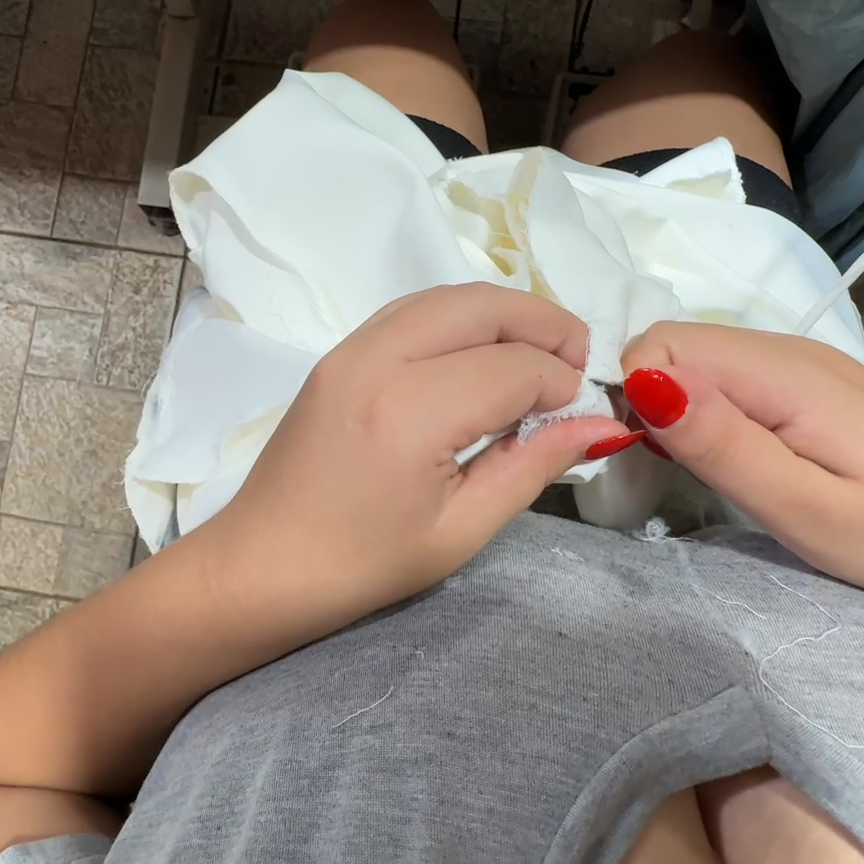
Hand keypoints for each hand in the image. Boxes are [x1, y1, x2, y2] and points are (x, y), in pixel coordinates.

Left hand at [204, 283, 628, 619]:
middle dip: (543, 323)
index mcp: (409, 411)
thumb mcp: (459, 530)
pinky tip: (476, 352)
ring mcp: (347, 350)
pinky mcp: (334, 355)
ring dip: (500, 313)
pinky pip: (408, 311)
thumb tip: (602, 425)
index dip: (560, 385)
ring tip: (536, 353)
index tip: (579, 415)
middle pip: (480, 306)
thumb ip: (531, 466)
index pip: (512, 367)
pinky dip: (456, 318)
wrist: (262, 564)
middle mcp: (376, 360)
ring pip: (443, 298)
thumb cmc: (360, 566)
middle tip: (577, 362)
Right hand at [619, 322, 863, 617]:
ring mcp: (802, 364)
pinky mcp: (807, 385)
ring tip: (696, 466)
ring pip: (695, 359)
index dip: (634, 391)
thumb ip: (722, 444)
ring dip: (671, 406)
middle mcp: (790, 350)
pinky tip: (727, 454)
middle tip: (667, 466)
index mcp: (788, 372)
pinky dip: (701, 410)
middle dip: (645, 397)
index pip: (662, 344)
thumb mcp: (805, 509)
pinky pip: (725, 377)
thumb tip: (643, 383)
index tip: (643, 452)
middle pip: (674, 344)